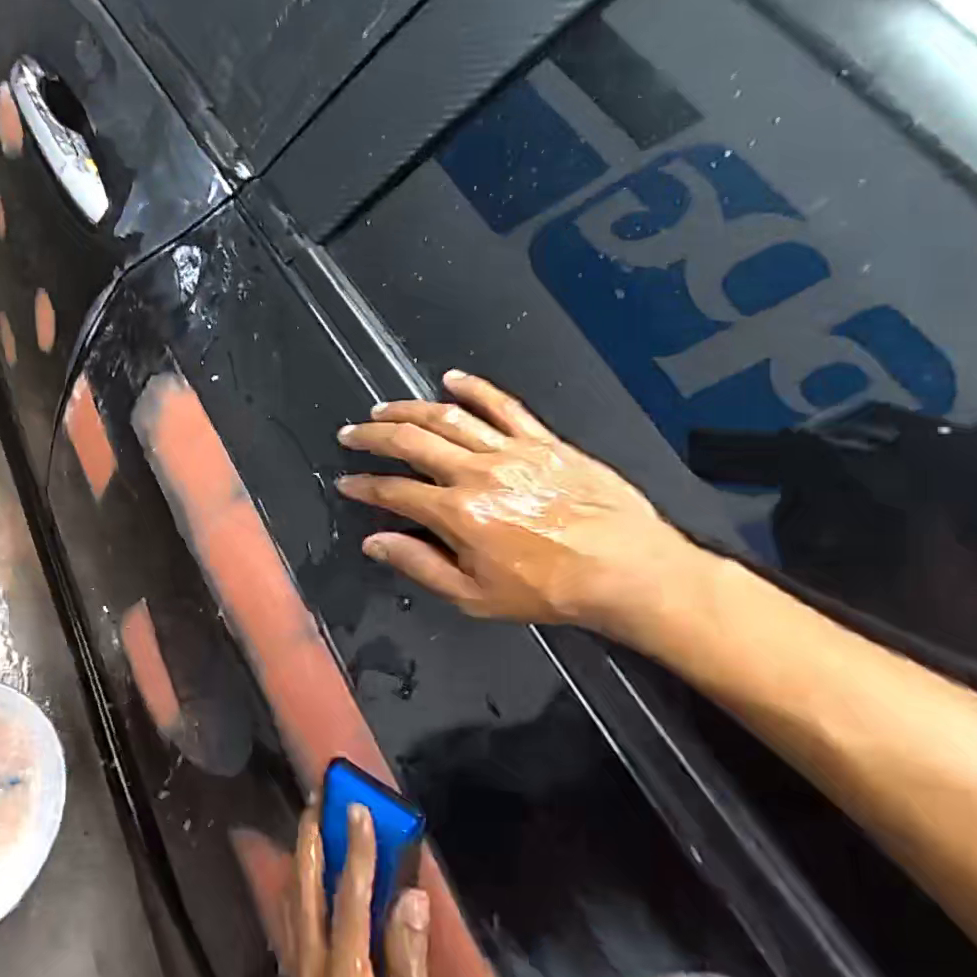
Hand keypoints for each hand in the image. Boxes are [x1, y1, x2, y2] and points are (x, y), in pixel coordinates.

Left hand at [290, 804, 434, 976]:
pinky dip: (296, 887)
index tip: (358, 808)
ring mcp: (301, 975)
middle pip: (307, 886)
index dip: (358, 850)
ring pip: (292, 899)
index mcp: (347, 971)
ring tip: (310, 824)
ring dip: (302, 857)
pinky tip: (302, 880)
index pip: (351, 896)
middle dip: (312, 838)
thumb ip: (410, 960)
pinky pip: (290, 921)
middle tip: (318, 797)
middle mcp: (314, 964)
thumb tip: (411, 897)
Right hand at [334, 370, 692, 632]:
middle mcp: (477, 474)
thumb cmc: (551, 590)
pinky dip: (475, 389)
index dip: (362, 486)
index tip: (346, 482)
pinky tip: (452, 379)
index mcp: (457, 514)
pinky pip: (504, 406)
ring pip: (447, 418)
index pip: (392, 491)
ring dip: (407, 409)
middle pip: (410, 442)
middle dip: (372, 436)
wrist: (630, 573)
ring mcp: (512, 452)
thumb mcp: (474, 597)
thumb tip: (374, 542)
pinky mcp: (544, 442)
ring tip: (382, 409)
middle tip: (350, 434)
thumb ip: (419, 565)